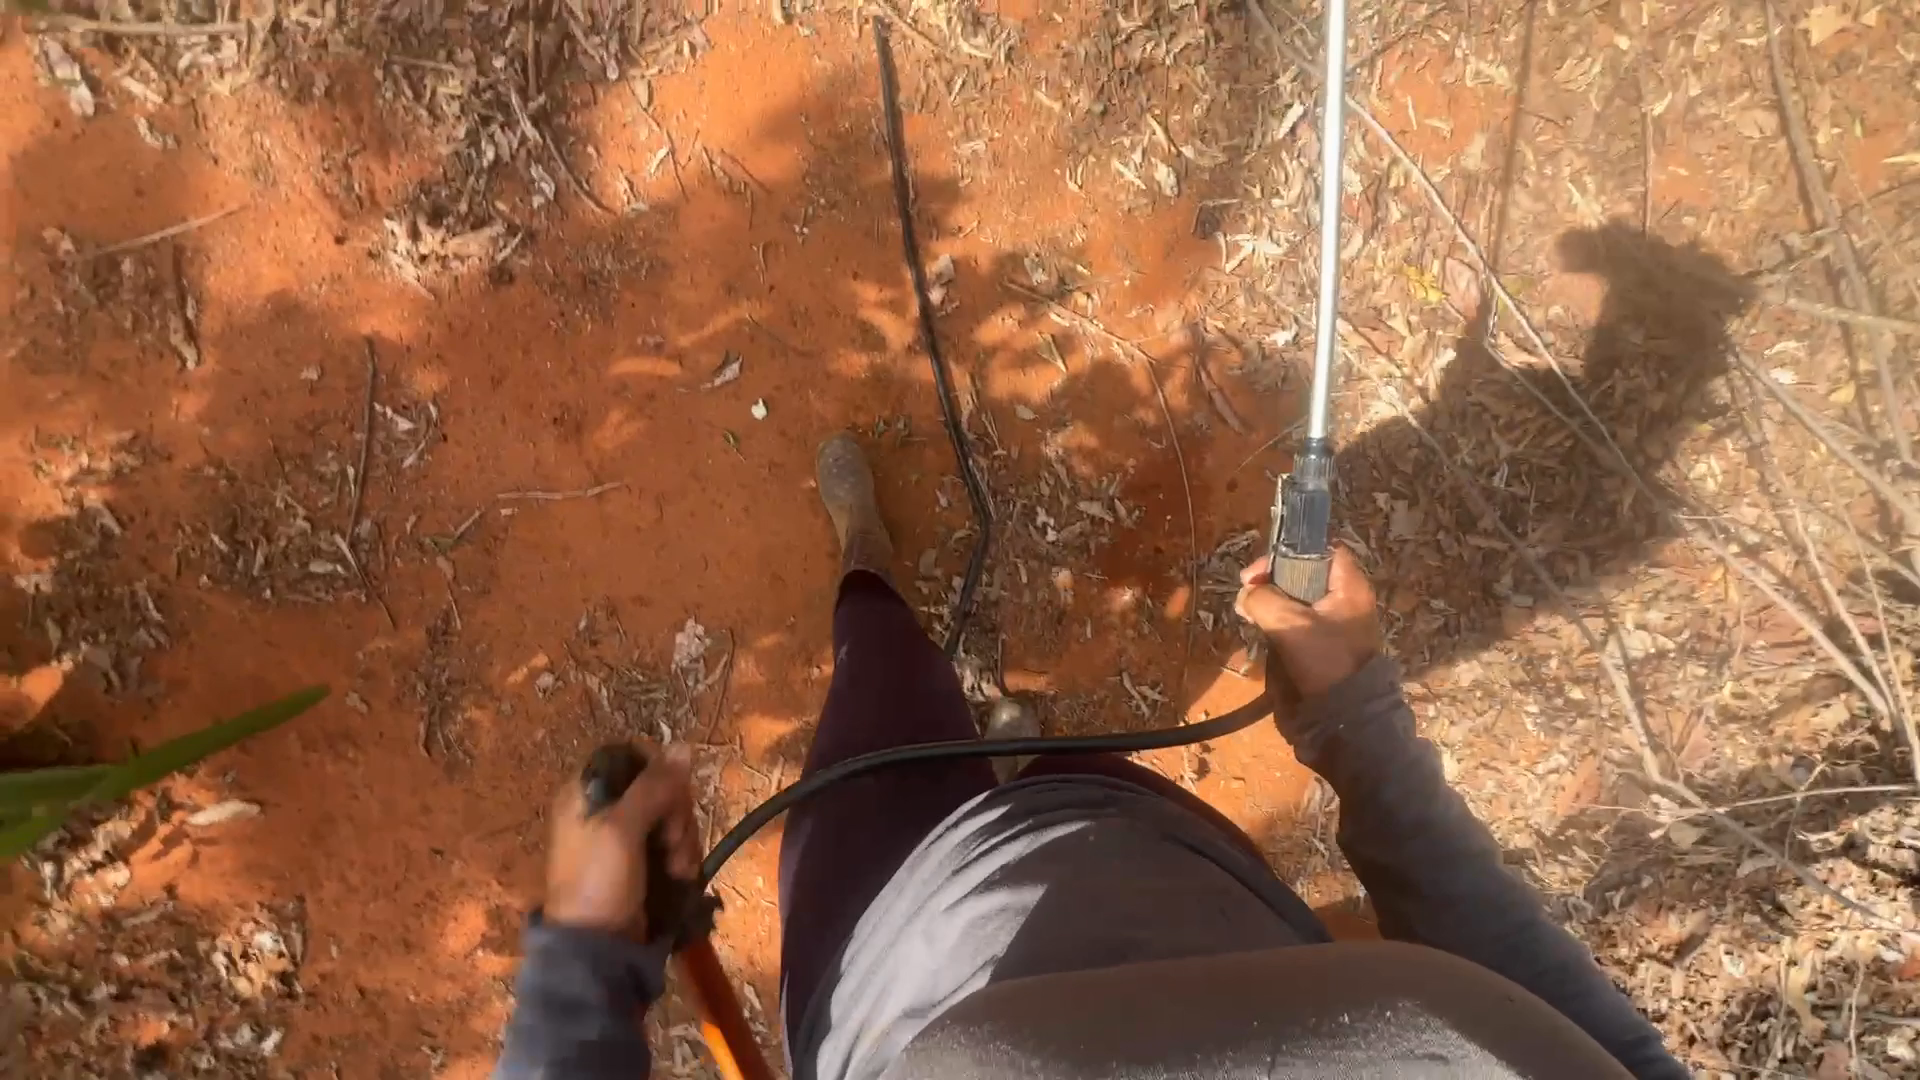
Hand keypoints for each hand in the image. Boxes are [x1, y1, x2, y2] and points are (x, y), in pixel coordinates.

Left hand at [543, 744, 699, 939]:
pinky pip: (673, 839)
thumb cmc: (598, 882)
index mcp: (586, 793)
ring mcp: (623, 835)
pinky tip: (680, 873)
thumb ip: (654, 786)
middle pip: (659, 786)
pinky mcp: (641, 859)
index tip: (669, 792)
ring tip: (677, 867)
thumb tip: (684, 745)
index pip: (631, 757)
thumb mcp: (622, 829)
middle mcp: (604, 808)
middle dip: (675, 813)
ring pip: (671, 813)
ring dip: (683, 838)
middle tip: (671, 839)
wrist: (596, 951)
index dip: (657, 771)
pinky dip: (682, 854)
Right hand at [1235, 546, 1381, 699]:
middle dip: (1272, 579)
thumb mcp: (1288, 622)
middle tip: (1248, 591)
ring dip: (1271, 600)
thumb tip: (1247, 594)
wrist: (1346, 712)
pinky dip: (1278, 618)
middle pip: (1304, 572)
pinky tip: (1261, 626)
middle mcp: (1346, 599)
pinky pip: (1298, 618)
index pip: (1322, 549)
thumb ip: (1261, 599)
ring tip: (1249, 612)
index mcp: (1349, 586)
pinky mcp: (1325, 640)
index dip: (1289, 552)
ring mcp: (1336, 621)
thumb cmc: (1324, 658)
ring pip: (1297, 596)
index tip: (1261, 571)